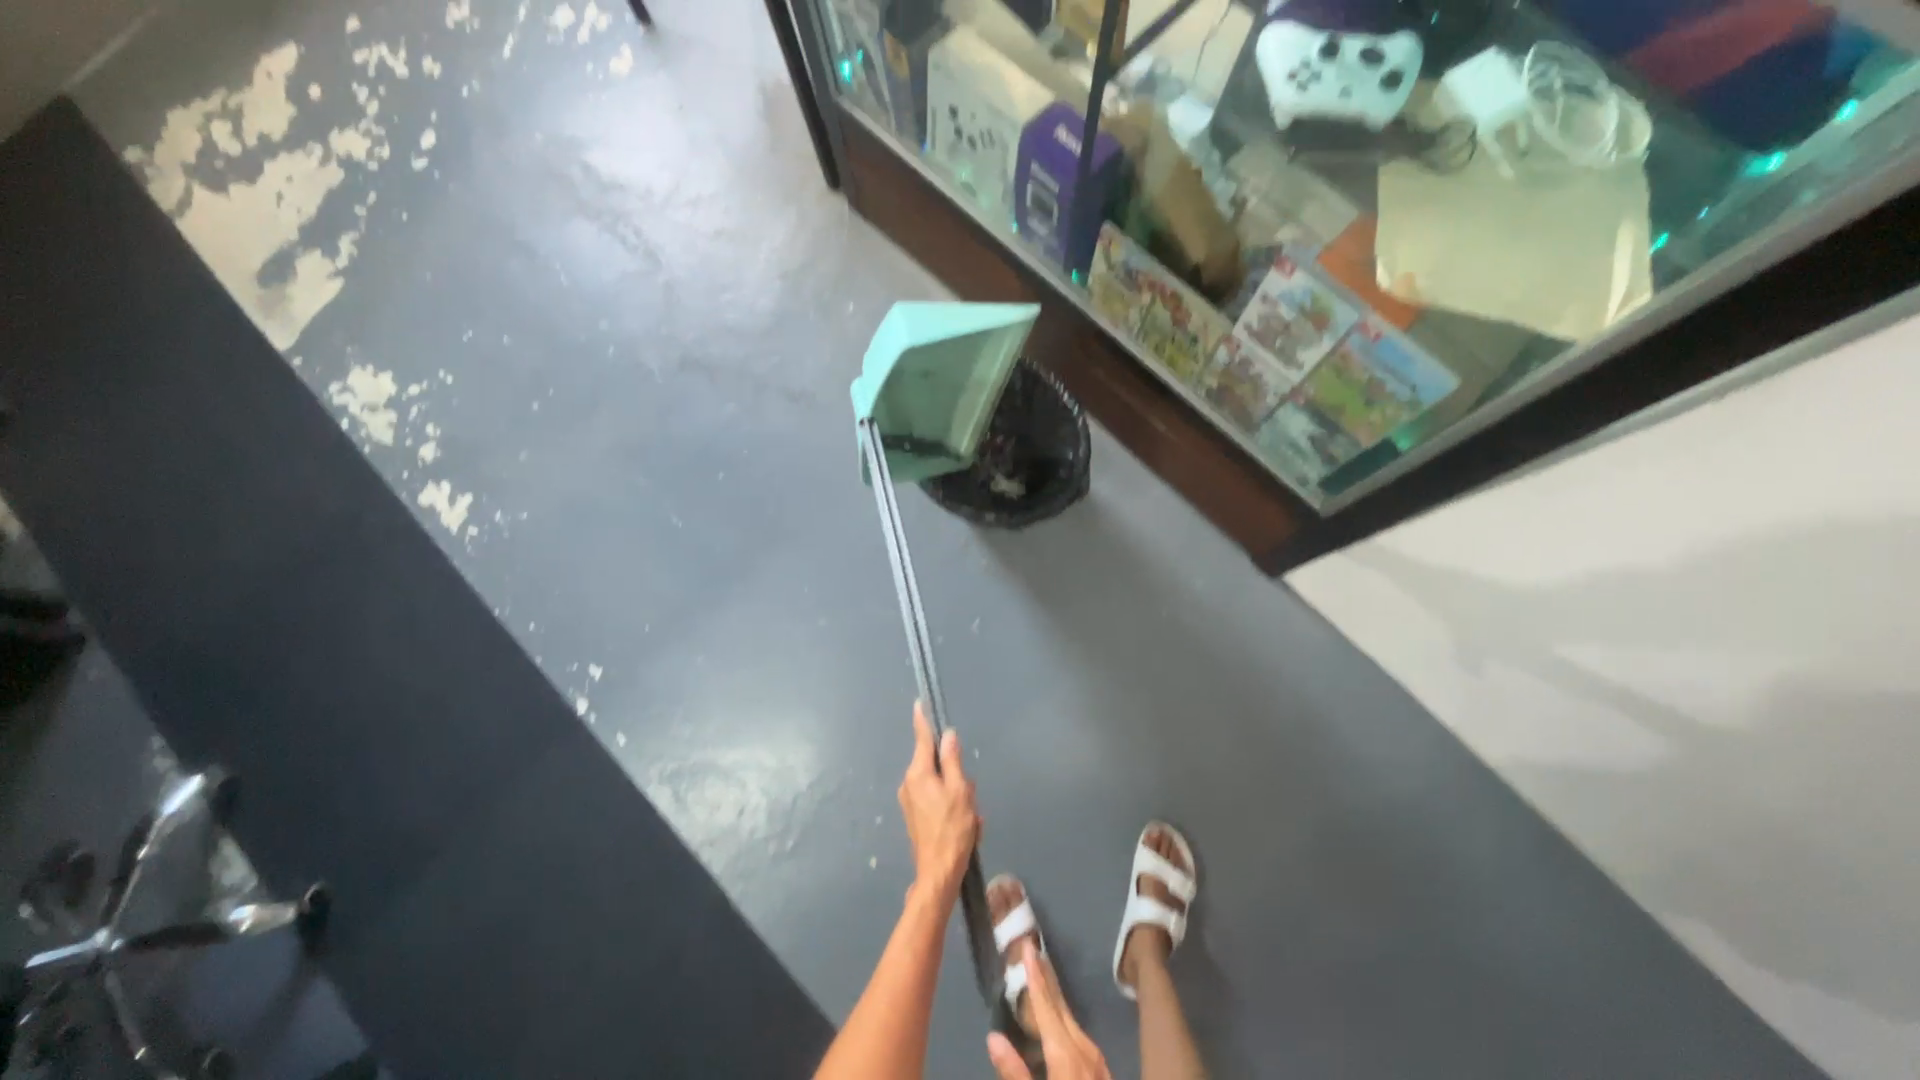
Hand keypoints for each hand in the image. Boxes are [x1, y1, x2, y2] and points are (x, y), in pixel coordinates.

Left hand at [898, 700, 978, 898]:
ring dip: (958, 793)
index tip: (919, 703)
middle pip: (934, 763)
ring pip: (939, 783)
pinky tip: (967, 825)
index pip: (921, 739)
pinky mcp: (915, 816)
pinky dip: (953, 806)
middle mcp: (909, 784)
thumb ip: (953, 761)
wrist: (939, 871)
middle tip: (971, 794)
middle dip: (955, 773)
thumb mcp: (960, 790)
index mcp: (918, 774)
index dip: (922, 720)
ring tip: (971, 816)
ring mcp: (910, 801)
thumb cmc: (953, 828)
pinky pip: (937, 800)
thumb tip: (948, 735)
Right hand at [985, 941, 1111, 1079]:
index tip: (1029, 946)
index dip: (1034, 975)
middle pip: (1060, 1006)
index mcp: (1066, 1052)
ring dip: (1054, 995)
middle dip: (1045, 977)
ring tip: (1042, 976)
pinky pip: (1077, 1033)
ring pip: (1071, 1019)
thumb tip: (993, 1037)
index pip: (1045, 1006)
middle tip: (1033, 951)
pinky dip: (1063, 1015)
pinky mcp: (1101, 1068)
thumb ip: (1014, 1071)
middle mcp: (1084, 1047)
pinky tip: (1059, 1018)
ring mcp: (1096, 1058)